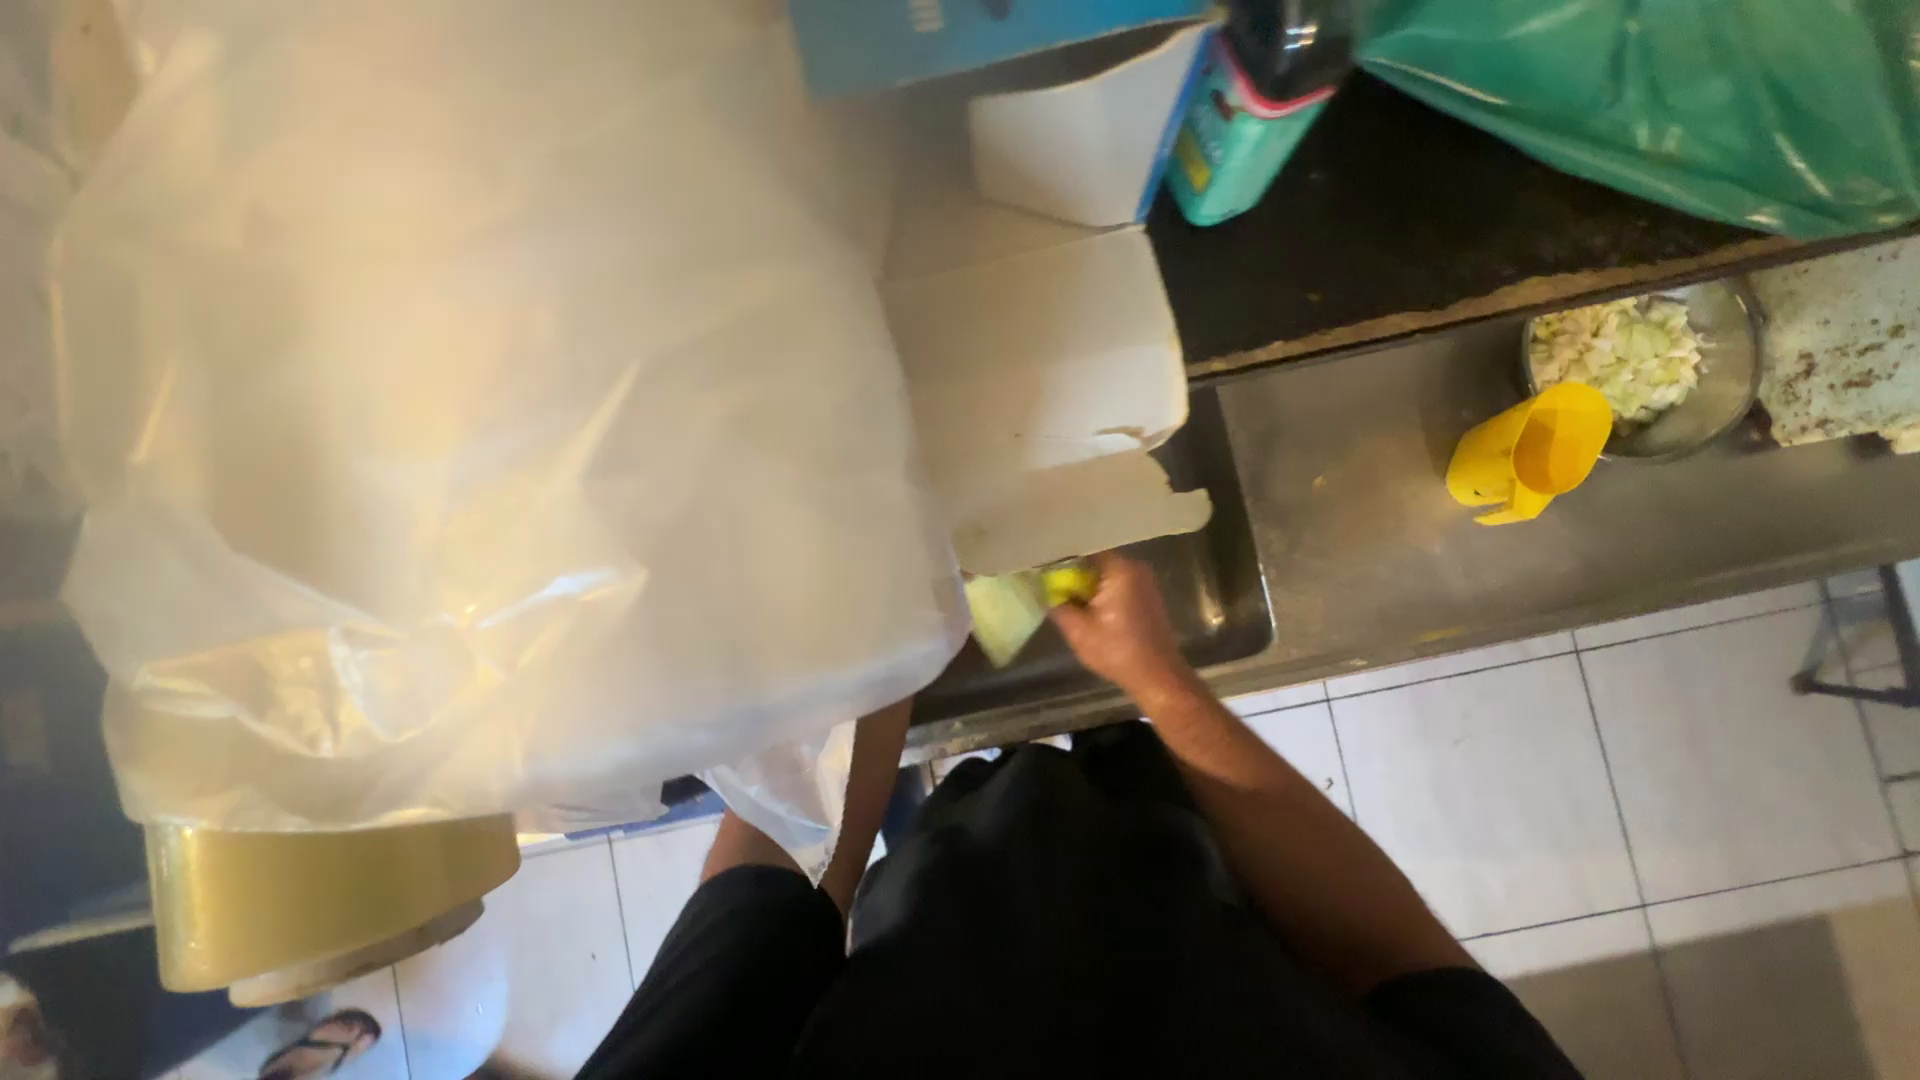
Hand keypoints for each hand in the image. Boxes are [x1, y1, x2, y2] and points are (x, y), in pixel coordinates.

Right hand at [1048, 552, 1195, 698]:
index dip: (1063, 562)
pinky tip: (1090, 612)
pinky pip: (1118, 587)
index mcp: (1121, 570)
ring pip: (1106, 577)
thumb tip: (1047, 592)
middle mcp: (1136, 569)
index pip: (1084, 552)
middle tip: (1054, 589)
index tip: (1045, 573)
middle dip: (1075, 577)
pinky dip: (1103, 596)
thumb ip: (1058, 605)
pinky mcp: (1147, 598)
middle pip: (1096, 564)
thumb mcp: (1078, 631)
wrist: (1157, 677)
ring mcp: (1145, 583)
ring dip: (1088, 588)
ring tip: (1069, 601)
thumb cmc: (1118, 651)